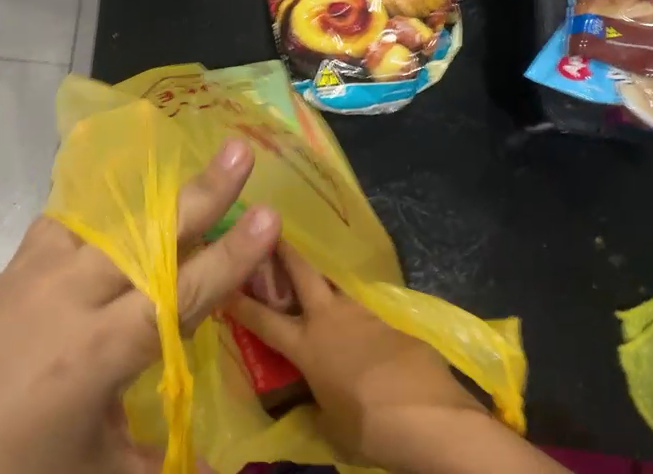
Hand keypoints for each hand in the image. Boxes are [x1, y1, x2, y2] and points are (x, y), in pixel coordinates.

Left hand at [0, 138, 281, 473]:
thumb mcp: (100, 471)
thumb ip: (157, 445)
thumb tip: (198, 441)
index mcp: (99, 352)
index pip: (182, 291)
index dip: (232, 255)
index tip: (271, 214)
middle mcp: (67, 297)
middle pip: (147, 233)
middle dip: (201, 193)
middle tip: (241, 150)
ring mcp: (31, 276)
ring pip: (100, 217)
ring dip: (147, 193)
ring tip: (181, 166)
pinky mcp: (6, 273)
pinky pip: (58, 226)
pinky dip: (91, 210)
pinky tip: (108, 207)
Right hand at [229, 246, 525, 473]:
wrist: (430, 418)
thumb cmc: (370, 427)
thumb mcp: (331, 424)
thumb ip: (317, 402)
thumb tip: (316, 399)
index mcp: (306, 346)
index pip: (261, 319)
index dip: (238, 300)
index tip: (222, 280)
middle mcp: (329, 318)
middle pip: (300, 271)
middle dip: (282, 248)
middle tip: (269, 226)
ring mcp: (363, 313)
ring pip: (337, 282)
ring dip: (324, 273)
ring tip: (316, 264)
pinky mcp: (393, 319)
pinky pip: (367, 306)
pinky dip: (357, 306)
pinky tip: (360, 313)